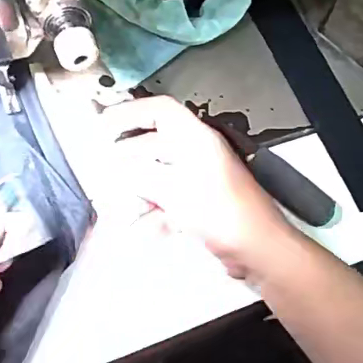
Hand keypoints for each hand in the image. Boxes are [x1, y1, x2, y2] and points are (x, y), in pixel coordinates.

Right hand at [101, 95, 302, 279]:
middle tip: (106, 177)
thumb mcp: (172, 189)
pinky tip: (147, 229)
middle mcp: (199, 155)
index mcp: (196, 140)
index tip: (104, 125)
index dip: (129, 114)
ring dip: (138, 196)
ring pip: (157, 179)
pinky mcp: (201, 206)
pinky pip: (168, 204)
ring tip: (124, 212)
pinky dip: (154, 215)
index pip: (160, 111)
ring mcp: (200, 181)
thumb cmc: (225, 215)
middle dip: (127, 166)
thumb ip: (138, 175)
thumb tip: (114, 167)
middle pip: (152, 148)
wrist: (258, 250)